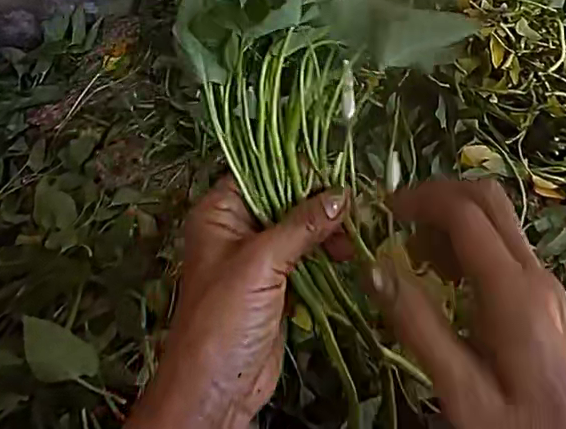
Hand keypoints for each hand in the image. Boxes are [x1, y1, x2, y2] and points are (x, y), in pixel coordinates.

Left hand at [128, 177, 346, 428]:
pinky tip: (346, 253)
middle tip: (351, 211)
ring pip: (298, 227)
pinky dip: (325, 253)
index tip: (334, 175)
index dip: (297, 171)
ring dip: (326, 230)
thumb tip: (340, 194)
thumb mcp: (261, 263)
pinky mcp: (275, 282)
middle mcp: (237, 225)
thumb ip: (302, 225)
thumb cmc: (222, 319)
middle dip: (318, 203)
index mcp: (220, 210)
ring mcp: (257, 255)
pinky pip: (304, 255)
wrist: (214, 394)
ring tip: (351, 239)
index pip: (263, 172)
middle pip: (284, 198)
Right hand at [369, 179, 565, 428]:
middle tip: (401, 219)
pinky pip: (502, 246)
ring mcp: (544, 282)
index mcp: (515, 291)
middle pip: (487, 199)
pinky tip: (446, 280)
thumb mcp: (463, 392)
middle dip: (438, 196)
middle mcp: (535, 273)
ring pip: (496, 218)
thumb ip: (419, 327)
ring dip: (452, 219)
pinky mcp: (546, 297)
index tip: (385, 211)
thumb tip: (373, 268)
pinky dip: (468, 243)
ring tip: (416, 257)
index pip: (465, 212)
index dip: (421, 199)